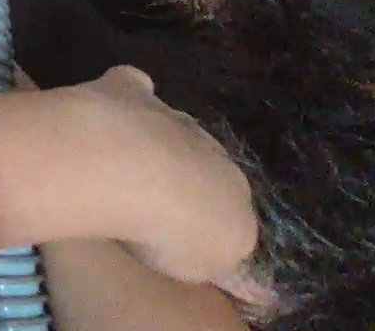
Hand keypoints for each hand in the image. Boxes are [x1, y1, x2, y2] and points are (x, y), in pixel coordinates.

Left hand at [58, 66, 261, 295]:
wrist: (127, 170)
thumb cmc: (164, 231)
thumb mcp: (199, 267)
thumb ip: (223, 268)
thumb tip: (258, 290)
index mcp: (237, 204)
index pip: (229, 213)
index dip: (199, 220)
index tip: (174, 228)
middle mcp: (214, 156)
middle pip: (203, 165)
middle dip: (181, 175)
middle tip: (144, 190)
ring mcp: (171, 119)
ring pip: (173, 126)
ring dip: (153, 137)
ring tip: (122, 152)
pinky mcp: (128, 90)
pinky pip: (134, 84)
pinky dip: (128, 90)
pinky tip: (116, 95)